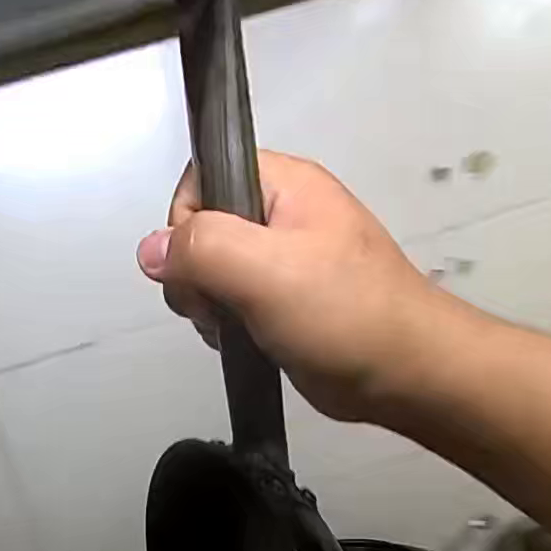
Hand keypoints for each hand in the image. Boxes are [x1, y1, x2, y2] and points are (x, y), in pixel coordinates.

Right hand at [135, 151, 459, 422]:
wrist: (401, 373)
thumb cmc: (342, 314)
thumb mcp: (267, 271)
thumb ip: (202, 249)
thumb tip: (148, 250)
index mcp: (282, 186)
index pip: (202, 178)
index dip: (186, 221)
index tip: (201, 265)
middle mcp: (276, 217)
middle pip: (198, 229)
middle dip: (192, 272)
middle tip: (218, 304)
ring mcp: (277, 262)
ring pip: (207, 271)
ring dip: (205, 304)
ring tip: (233, 325)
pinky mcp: (276, 301)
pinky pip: (225, 301)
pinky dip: (219, 322)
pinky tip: (238, 339)